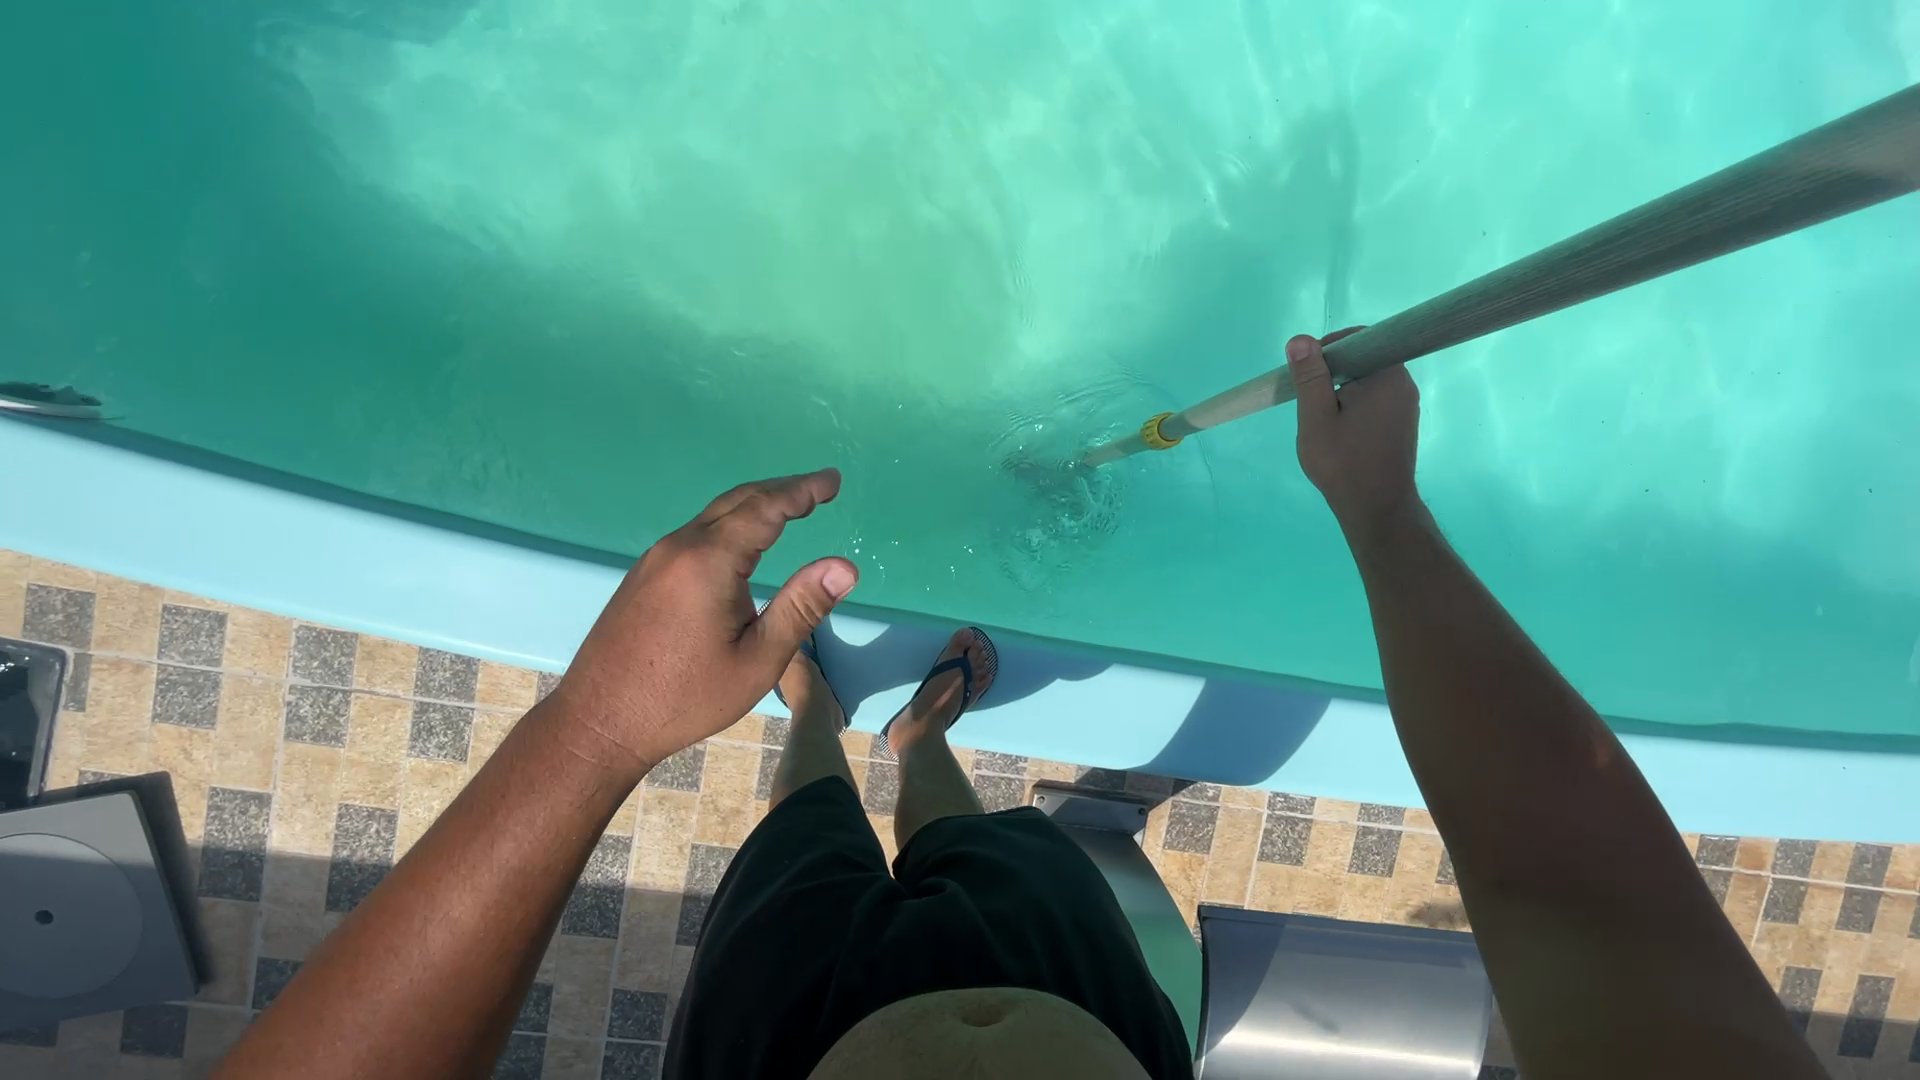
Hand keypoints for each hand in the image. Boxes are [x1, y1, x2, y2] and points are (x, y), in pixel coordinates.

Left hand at [545, 470, 857, 774]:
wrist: (598, 722)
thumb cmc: (686, 697)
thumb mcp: (758, 659)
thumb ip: (802, 607)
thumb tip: (845, 567)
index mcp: (709, 560)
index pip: (766, 508)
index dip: (803, 491)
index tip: (833, 481)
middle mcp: (679, 546)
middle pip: (739, 501)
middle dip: (783, 490)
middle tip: (820, 488)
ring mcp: (656, 559)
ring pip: (715, 515)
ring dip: (756, 505)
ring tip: (791, 508)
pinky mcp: (645, 575)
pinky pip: (697, 532)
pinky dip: (732, 523)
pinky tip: (744, 541)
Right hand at [1285, 328, 1422, 534]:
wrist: (1376, 507)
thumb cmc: (1343, 462)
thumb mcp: (1316, 417)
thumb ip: (1310, 377)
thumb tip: (1300, 340)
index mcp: (1387, 374)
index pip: (1357, 339)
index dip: (1325, 349)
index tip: (1304, 375)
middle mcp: (1403, 382)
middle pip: (1363, 358)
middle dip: (1331, 373)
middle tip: (1308, 401)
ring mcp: (1406, 403)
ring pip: (1367, 380)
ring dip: (1340, 391)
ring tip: (1321, 419)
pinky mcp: (1402, 421)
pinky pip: (1374, 398)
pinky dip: (1353, 405)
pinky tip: (1338, 429)